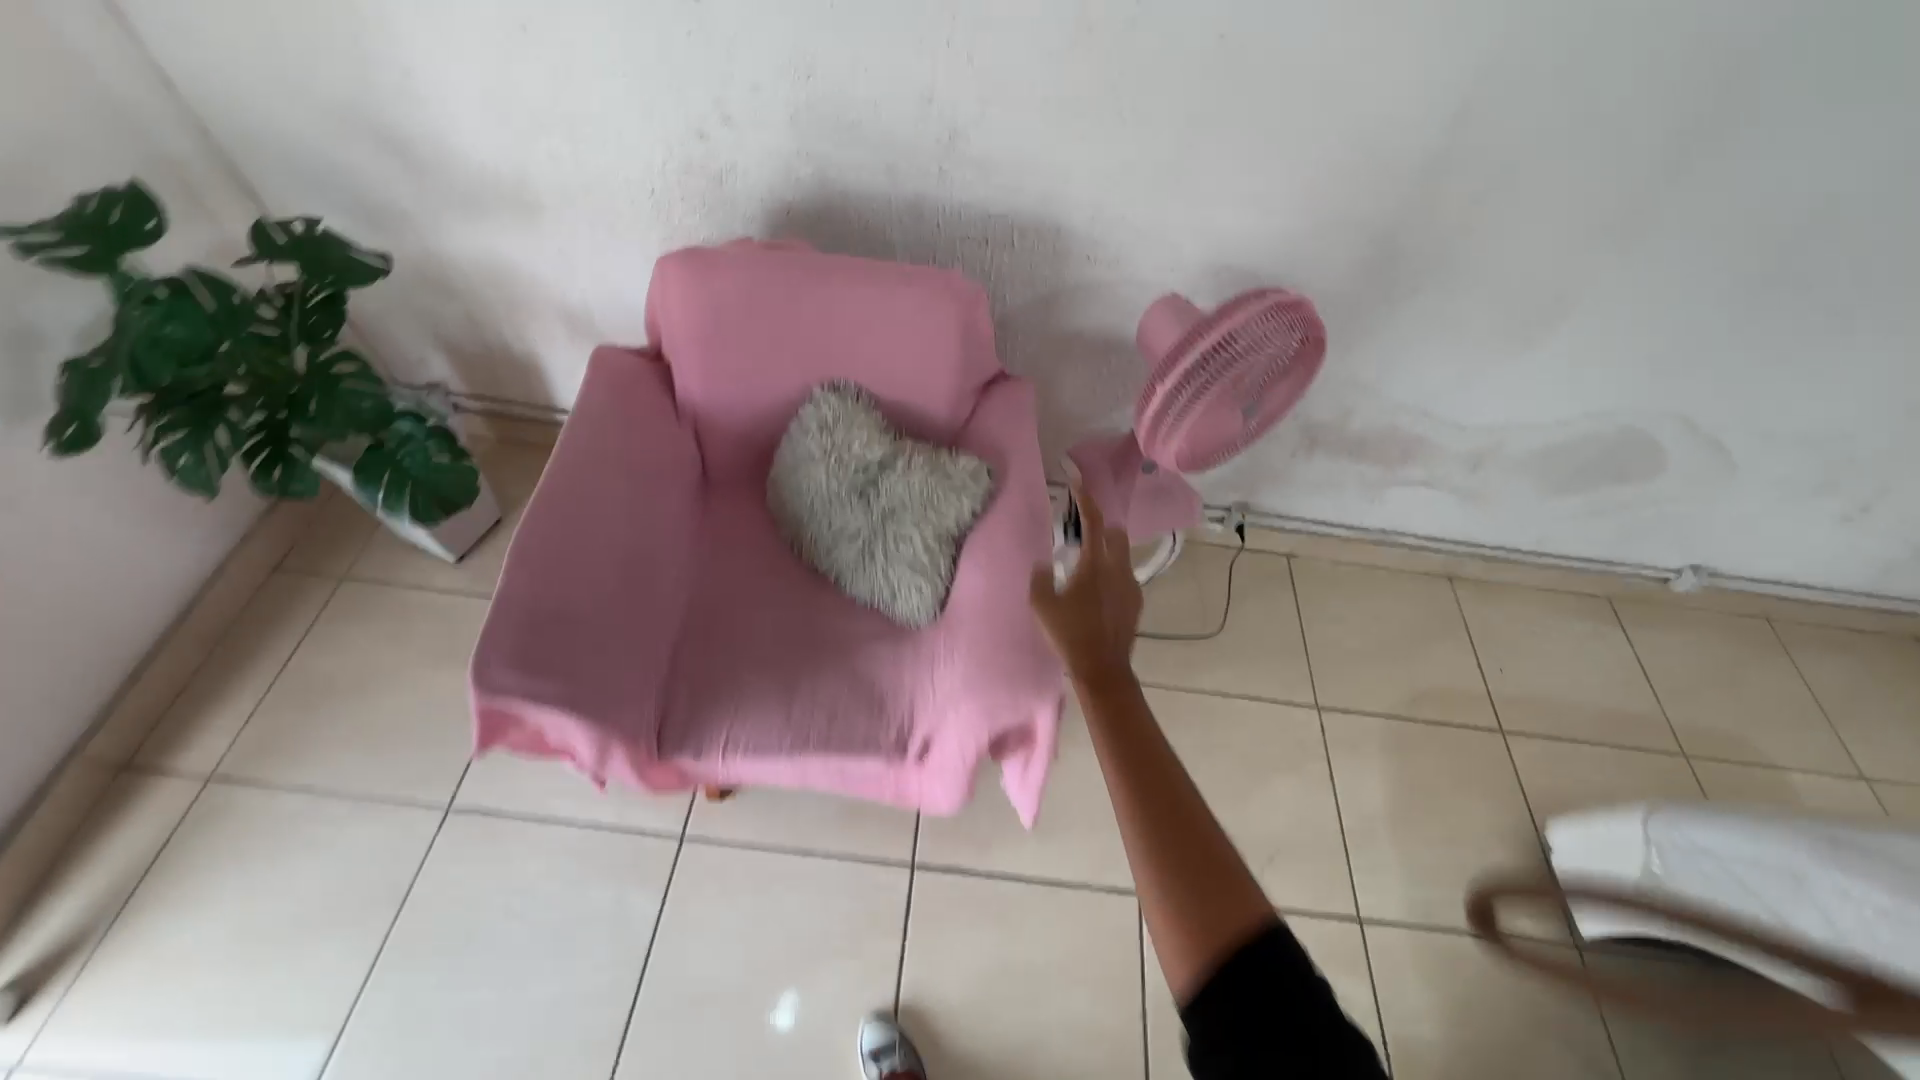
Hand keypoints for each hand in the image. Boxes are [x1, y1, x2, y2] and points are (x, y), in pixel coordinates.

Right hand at [1030, 480, 1143, 688]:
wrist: (1102, 668)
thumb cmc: (1069, 635)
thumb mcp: (1042, 606)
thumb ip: (1041, 579)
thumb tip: (1044, 564)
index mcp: (1095, 565)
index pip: (1094, 522)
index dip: (1086, 500)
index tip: (1078, 484)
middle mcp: (1119, 569)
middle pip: (1116, 534)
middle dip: (1101, 527)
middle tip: (1082, 534)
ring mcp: (1131, 587)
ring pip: (1122, 556)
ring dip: (1106, 553)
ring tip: (1085, 568)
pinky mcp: (1136, 603)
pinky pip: (1124, 578)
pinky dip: (1111, 575)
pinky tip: (1095, 593)